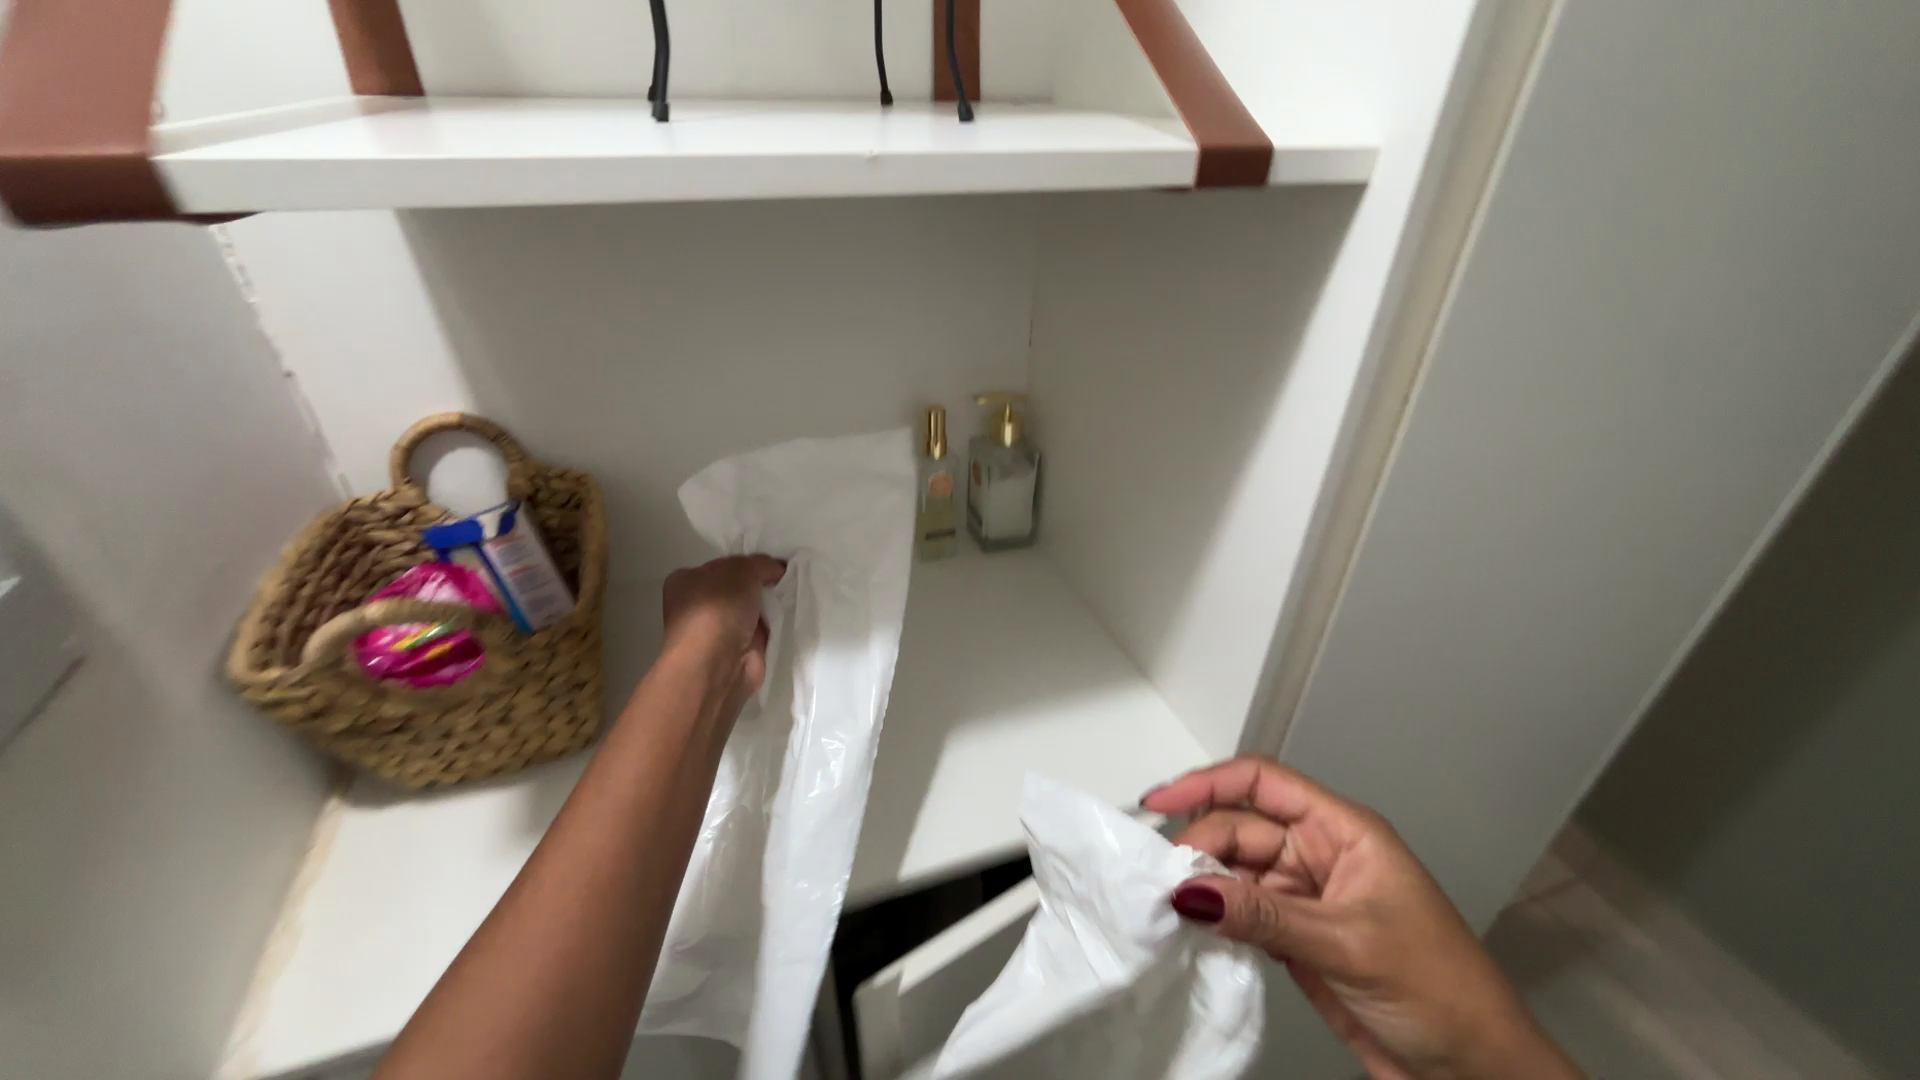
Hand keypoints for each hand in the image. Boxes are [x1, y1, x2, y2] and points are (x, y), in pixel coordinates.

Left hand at [661, 555, 785, 716]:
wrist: (718, 663)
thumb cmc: (718, 608)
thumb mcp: (742, 569)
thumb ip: (762, 563)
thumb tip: (777, 569)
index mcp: (685, 581)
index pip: (720, 566)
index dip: (746, 563)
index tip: (770, 565)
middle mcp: (698, 606)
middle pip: (737, 588)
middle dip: (760, 585)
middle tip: (785, 579)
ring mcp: (716, 631)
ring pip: (750, 610)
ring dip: (769, 606)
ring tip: (793, 596)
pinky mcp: (737, 651)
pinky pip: (762, 630)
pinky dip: (775, 626)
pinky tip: (790, 617)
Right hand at [1142, 756, 1582, 1079]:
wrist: (1475, 1072)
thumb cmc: (1438, 990)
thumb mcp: (1347, 944)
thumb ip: (1263, 915)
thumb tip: (1188, 891)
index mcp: (1342, 831)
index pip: (1263, 783)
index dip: (1207, 783)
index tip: (1159, 801)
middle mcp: (1317, 853)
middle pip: (1240, 828)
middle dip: (1200, 846)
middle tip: (1163, 881)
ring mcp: (1303, 896)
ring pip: (1234, 872)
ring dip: (1201, 885)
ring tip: (1164, 904)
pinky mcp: (1292, 936)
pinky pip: (1239, 913)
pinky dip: (1213, 919)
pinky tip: (1190, 929)